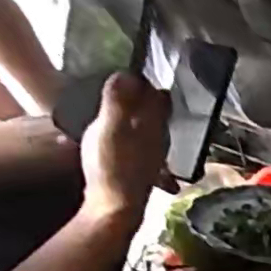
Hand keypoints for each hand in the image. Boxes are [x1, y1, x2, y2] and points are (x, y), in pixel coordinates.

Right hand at [80, 72, 170, 218]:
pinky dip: (131, 128)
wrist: (116, 204)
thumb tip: (129, 76)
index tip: (135, 66)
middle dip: (146, 95)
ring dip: (138, 112)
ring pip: (150, 126)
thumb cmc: (112, 165)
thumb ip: (119, 103)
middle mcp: (159, 141)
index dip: (149, 82)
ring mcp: (151, 154)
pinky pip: (138, 139)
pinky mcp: (139, 165)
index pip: (160, 99)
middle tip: (127, 78)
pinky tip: (119, 127)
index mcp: (154, 128)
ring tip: (120, 96)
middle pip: (157, 112)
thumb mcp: (110, 128)